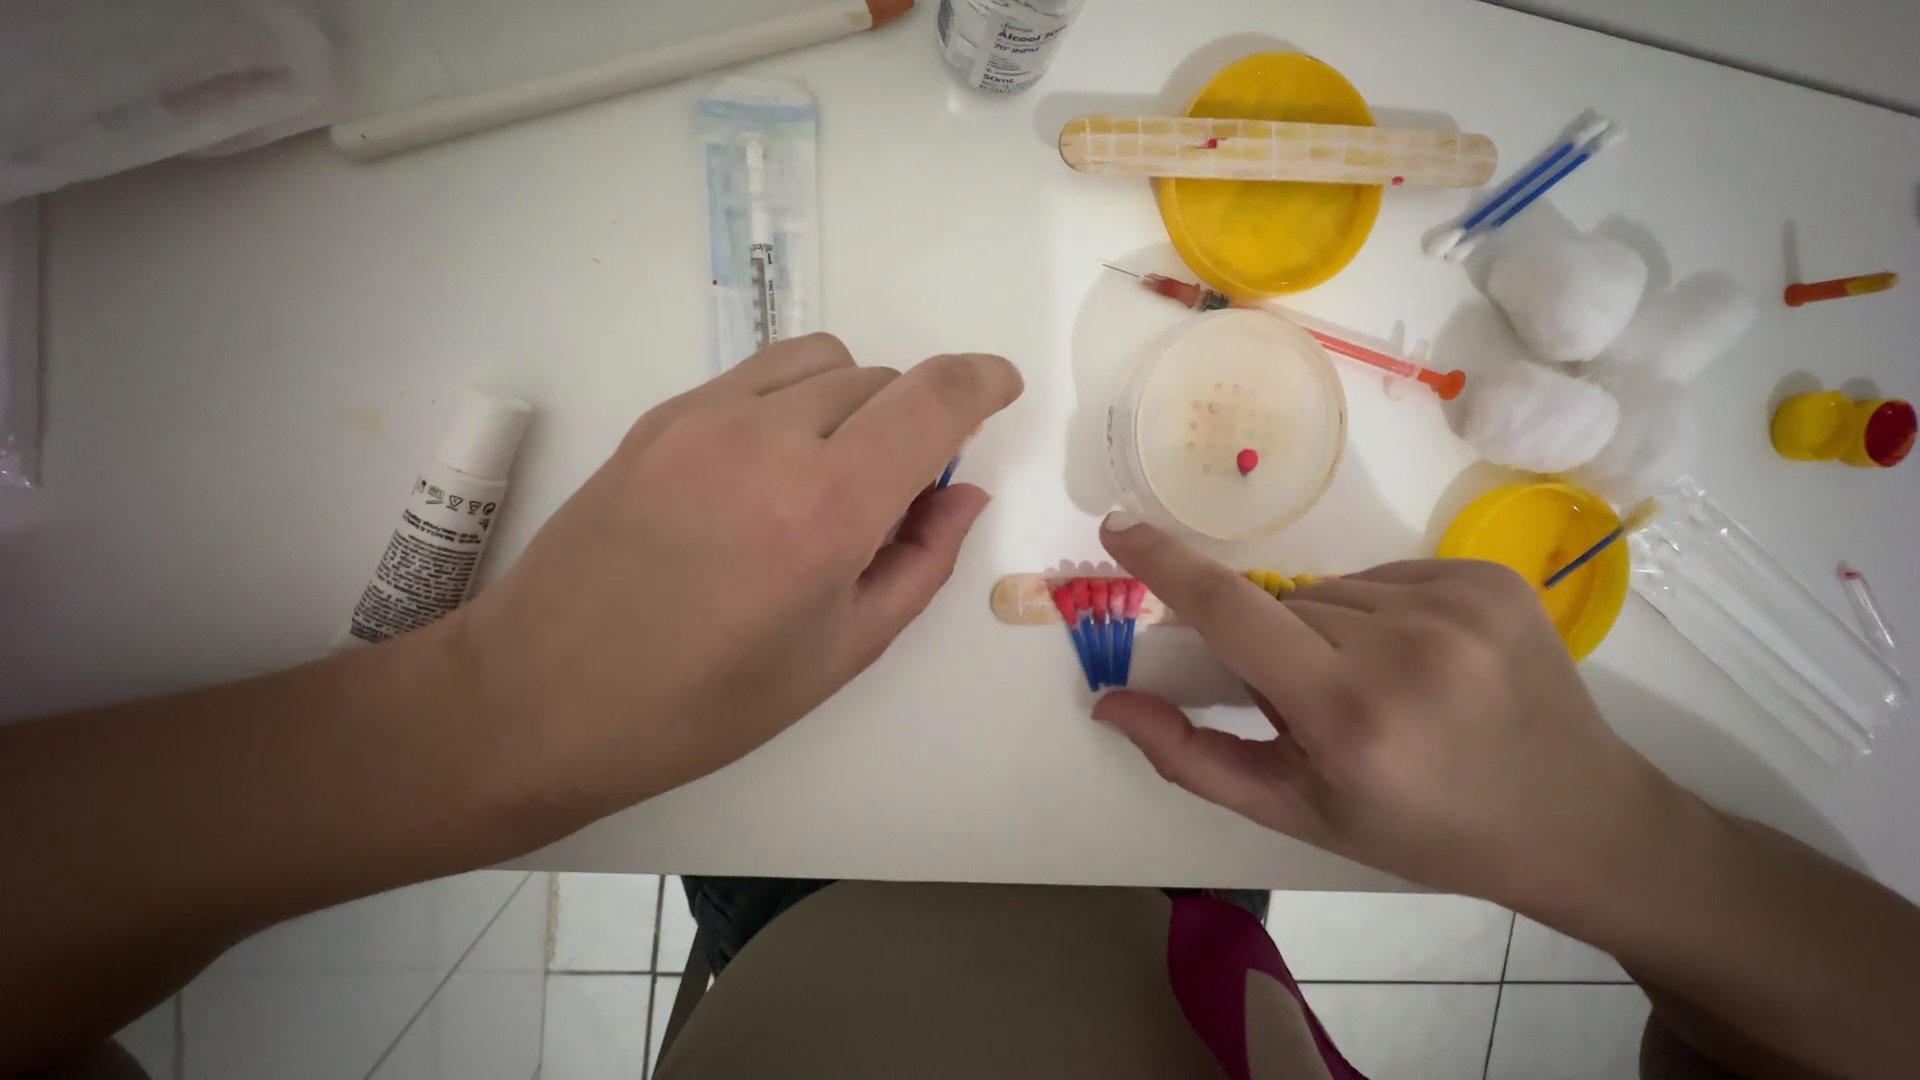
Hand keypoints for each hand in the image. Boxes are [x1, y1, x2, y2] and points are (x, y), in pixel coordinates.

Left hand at [446, 334, 1022, 824]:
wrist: (541, 695)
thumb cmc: (707, 701)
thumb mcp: (842, 651)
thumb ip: (922, 562)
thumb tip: (965, 493)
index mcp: (827, 509)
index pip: (932, 398)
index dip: (982, 381)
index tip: (1001, 388)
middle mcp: (770, 439)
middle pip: (882, 380)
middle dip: (913, 423)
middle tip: (892, 496)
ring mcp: (706, 416)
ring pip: (825, 362)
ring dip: (857, 402)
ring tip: (831, 473)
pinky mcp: (662, 415)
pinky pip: (763, 372)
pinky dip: (798, 397)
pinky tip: (772, 464)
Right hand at [1092, 514, 1683, 907]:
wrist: (1582, 823)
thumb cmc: (1418, 828)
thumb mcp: (1294, 810)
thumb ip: (1190, 756)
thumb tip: (1108, 702)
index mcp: (1350, 711)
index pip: (1231, 613)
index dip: (1165, 565)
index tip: (1118, 528)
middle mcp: (1407, 643)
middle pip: (1278, 604)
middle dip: (1272, 642)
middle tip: (1320, 699)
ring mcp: (1459, 601)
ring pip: (1329, 589)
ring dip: (1326, 627)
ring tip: (1381, 682)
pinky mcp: (1491, 576)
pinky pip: (1383, 574)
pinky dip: (1377, 610)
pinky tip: (1420, 658)